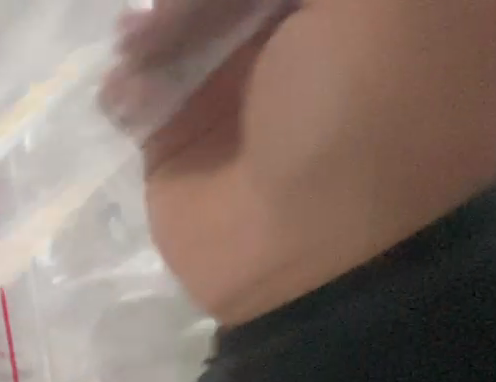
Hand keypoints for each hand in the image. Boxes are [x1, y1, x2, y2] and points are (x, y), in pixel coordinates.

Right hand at [107, 0, 495, 324]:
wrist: (311, 243)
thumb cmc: (371, 103)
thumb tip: (200, 0)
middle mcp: (317, 24)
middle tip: (161, 15)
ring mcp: (243, 81)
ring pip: (179, 22)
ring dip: (152, 28)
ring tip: (134, 54)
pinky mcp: (181, 135)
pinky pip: (139, 88)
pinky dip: (125, 84)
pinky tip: (126, 95)